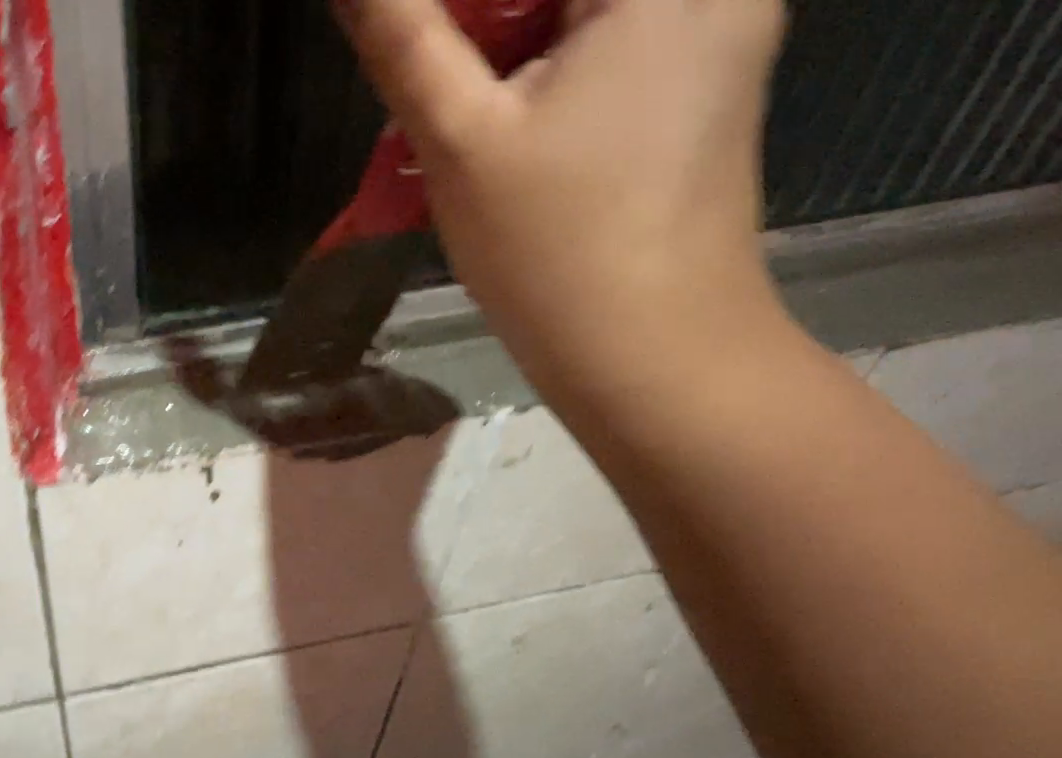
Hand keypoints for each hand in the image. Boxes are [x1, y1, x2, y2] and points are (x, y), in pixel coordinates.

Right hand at [335, 0, 788, 372]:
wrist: (655, 358)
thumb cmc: (557, 249)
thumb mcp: (458, 139)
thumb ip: (403, 34)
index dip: (453, 4)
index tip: (408, 39)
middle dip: (472, 19)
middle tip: (418, 80)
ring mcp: (718, 29)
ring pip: (570, 12)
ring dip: (495, 49)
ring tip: (443, 114)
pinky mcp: (701, 83)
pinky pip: (603, 43)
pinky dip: (537, 69)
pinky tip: (492, 127)